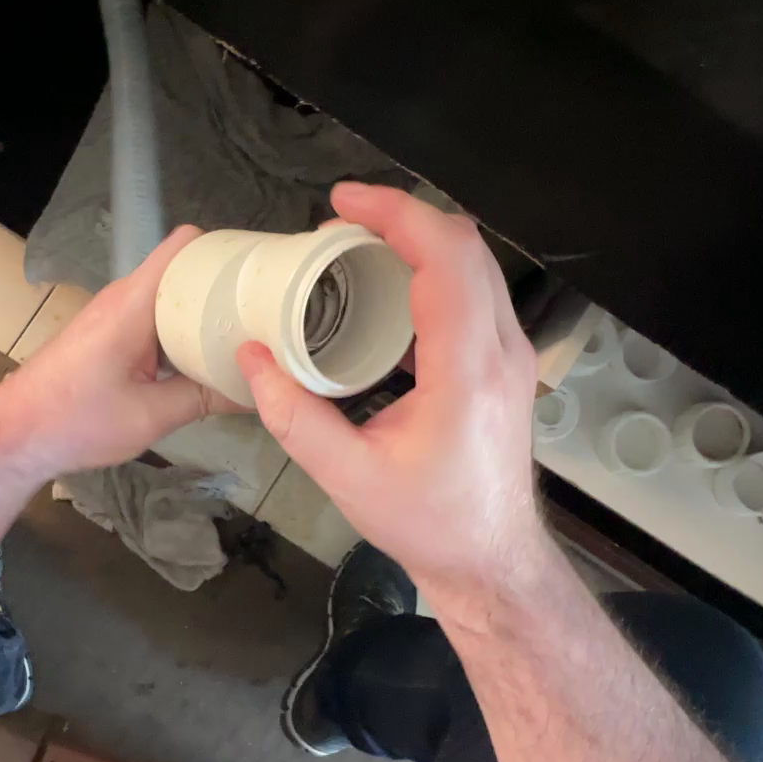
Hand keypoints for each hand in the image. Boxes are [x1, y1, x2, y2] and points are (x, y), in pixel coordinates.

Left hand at [0, 225, 238, 478]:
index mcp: (135, 303)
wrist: (15, 436)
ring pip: (169, 300)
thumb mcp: (151, 417)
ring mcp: (113, 316)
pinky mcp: (107, 336)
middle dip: (223, 289)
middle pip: (183, 272)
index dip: (225, 251)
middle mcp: (124, 298)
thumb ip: (205, 398)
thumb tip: (256, 392)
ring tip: (241, 338)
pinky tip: (200, 361)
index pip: (185, 245)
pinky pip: (154, 321)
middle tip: (262, 315)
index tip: (260, 276)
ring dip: (201, 316)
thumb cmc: (76, 421)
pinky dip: (179, 334)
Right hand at [236, 183, 549, 605]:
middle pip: (466, 247)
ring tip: (355, 252)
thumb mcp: (347, 477)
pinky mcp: (504, 367)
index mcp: (468, 371)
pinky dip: (429, 275)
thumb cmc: (426, 523)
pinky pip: (472, 295)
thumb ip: (294, 417)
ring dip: (416, 244)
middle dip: (401, 219)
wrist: (489, 559)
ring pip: (475, 267)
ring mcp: (511, 356)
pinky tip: (385, 295)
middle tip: (337, 227)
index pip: (445, 259)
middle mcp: (502, 350)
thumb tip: (251, 358)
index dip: (395, 214)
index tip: (340, 202)